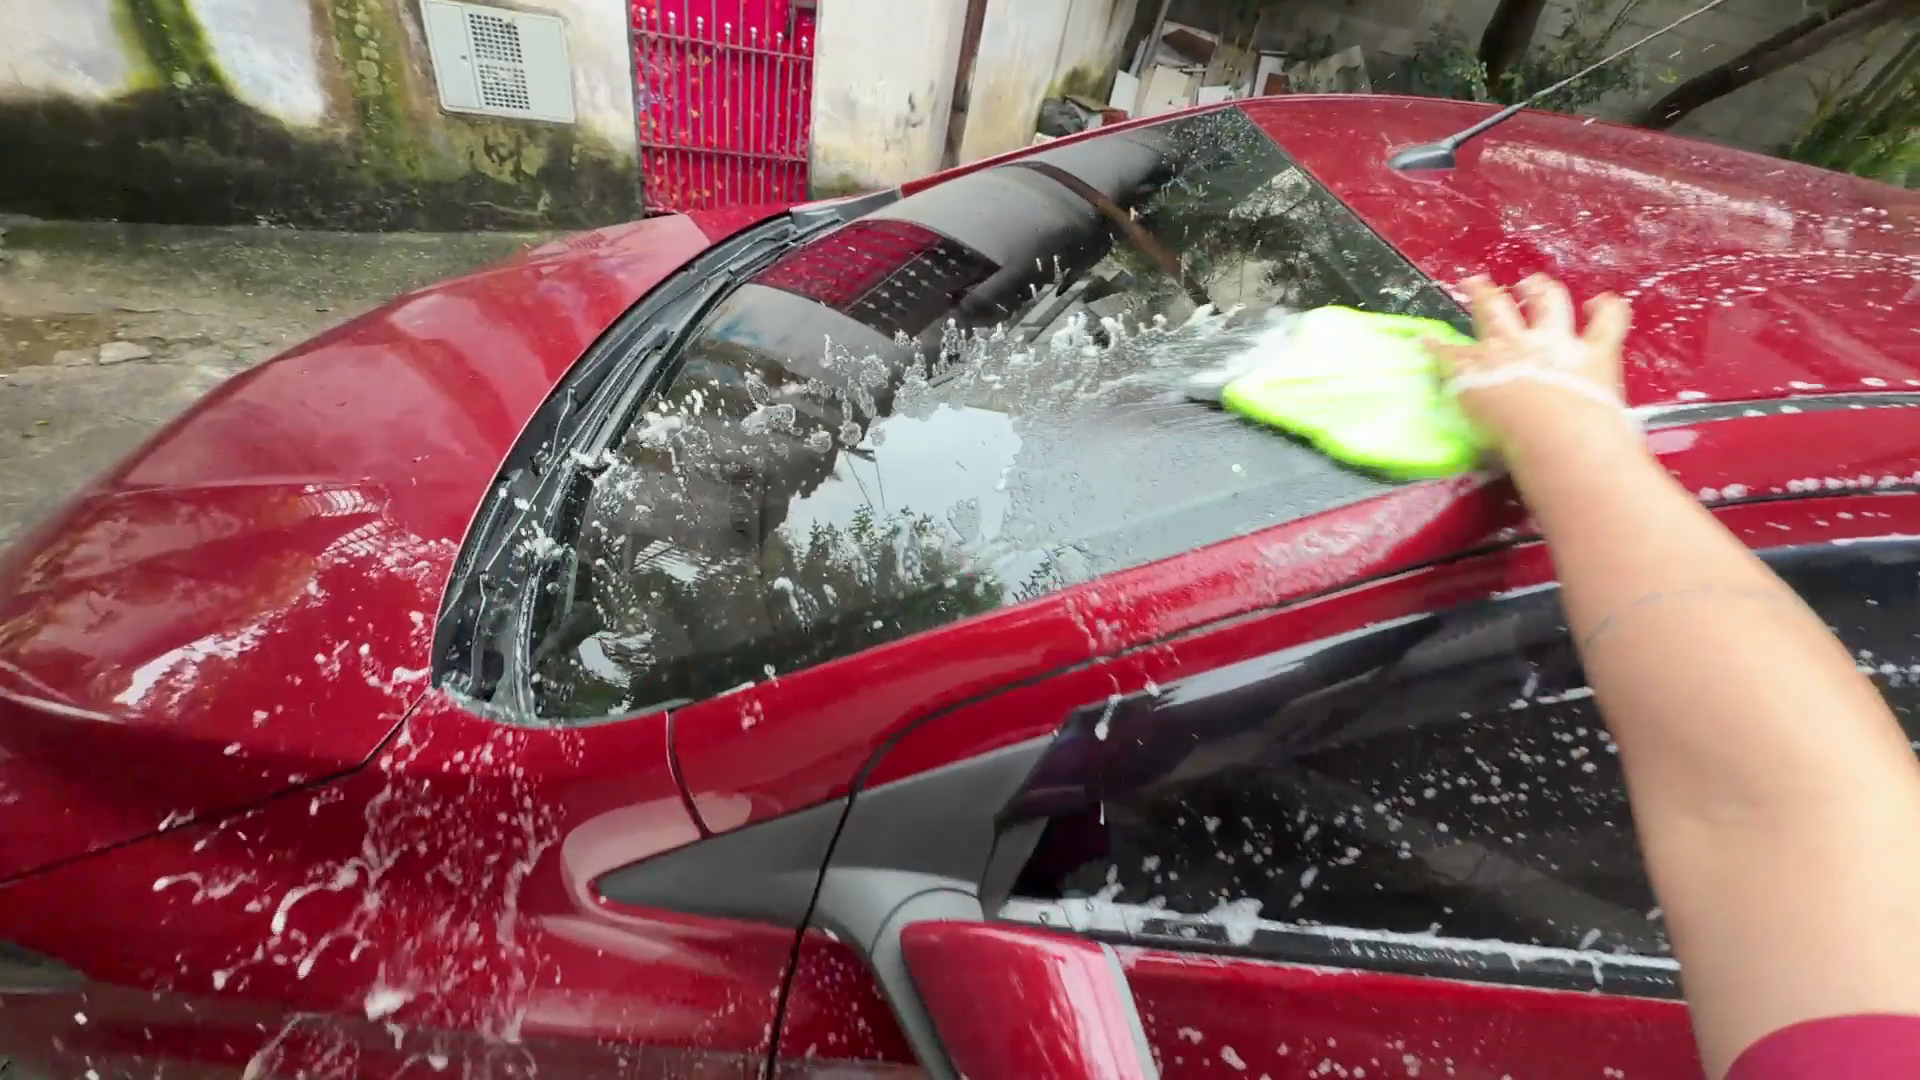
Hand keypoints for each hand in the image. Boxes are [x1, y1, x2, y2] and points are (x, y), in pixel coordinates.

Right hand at [1432, 274, 1634, 457]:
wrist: (1553, 430)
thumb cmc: (1505, 435)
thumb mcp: (1472, 427)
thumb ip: (1471, 413)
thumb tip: (1463, 432)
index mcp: (1476, 366)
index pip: (1447, 353)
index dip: (1435, 346)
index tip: (1426, 339)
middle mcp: (1512, 345)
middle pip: (1491, 310)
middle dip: (1480, 293)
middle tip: (1473, 282)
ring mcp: (1555, 342)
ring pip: (1547, 304)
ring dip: (1539, 290)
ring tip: (1532, 283)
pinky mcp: (1595, 350)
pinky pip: (1606, 322)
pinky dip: (1607, 310)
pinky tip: (1603, 301)